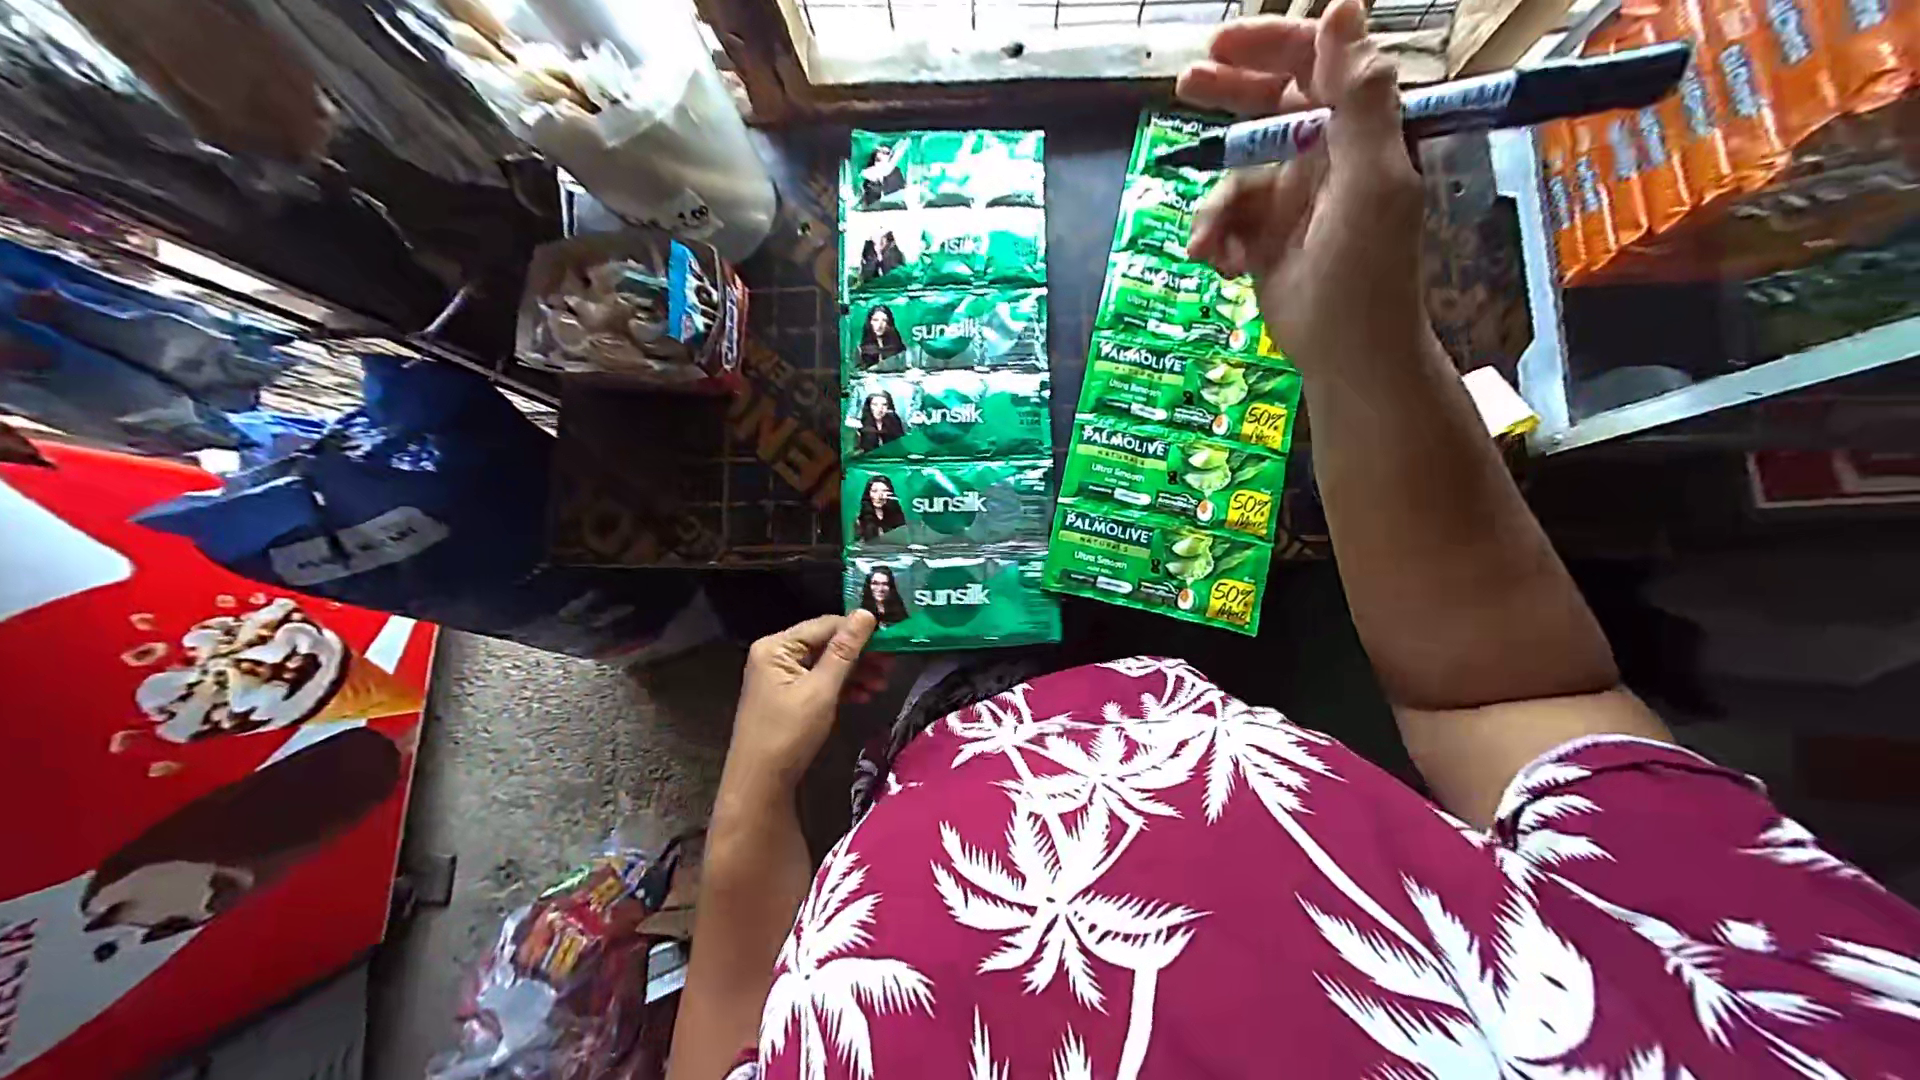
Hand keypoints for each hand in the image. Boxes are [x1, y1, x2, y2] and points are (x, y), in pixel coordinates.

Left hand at [725, 611, 881, 793]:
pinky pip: (821, 681)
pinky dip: (843, 687)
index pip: (825, 625)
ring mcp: (782, 676)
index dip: (859, 630)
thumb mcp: (822, 689)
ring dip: (856, 672)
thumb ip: (845, 650)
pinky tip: (865, 695)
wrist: (761, 783)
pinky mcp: (790, 695)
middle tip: (891, 663)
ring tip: (883, 683)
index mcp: (776, 646)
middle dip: (860, 654)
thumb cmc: (789, 732)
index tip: (891, 637)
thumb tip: (866, 613)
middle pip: (827, 643)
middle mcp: (777, 654)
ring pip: (827, 664)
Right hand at [1178, 0, 1429, 374]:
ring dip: (1217, 211)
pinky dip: (1218, 242)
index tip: (1221, 45)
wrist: (1346, 354)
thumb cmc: (1366, 275)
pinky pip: (1228, 224)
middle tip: (1184, 84)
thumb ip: (1359, 101)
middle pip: (1270, 109)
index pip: (1315, 67)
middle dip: (1228, 98)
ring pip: (1236, 179)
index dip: (1270, 47)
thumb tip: (1340, 9)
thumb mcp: (1368, 184)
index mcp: (1357, 135)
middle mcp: (1322, 159)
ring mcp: (1289, 202)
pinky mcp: (1263, 241)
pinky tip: (1224, 266)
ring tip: (1210, 247)